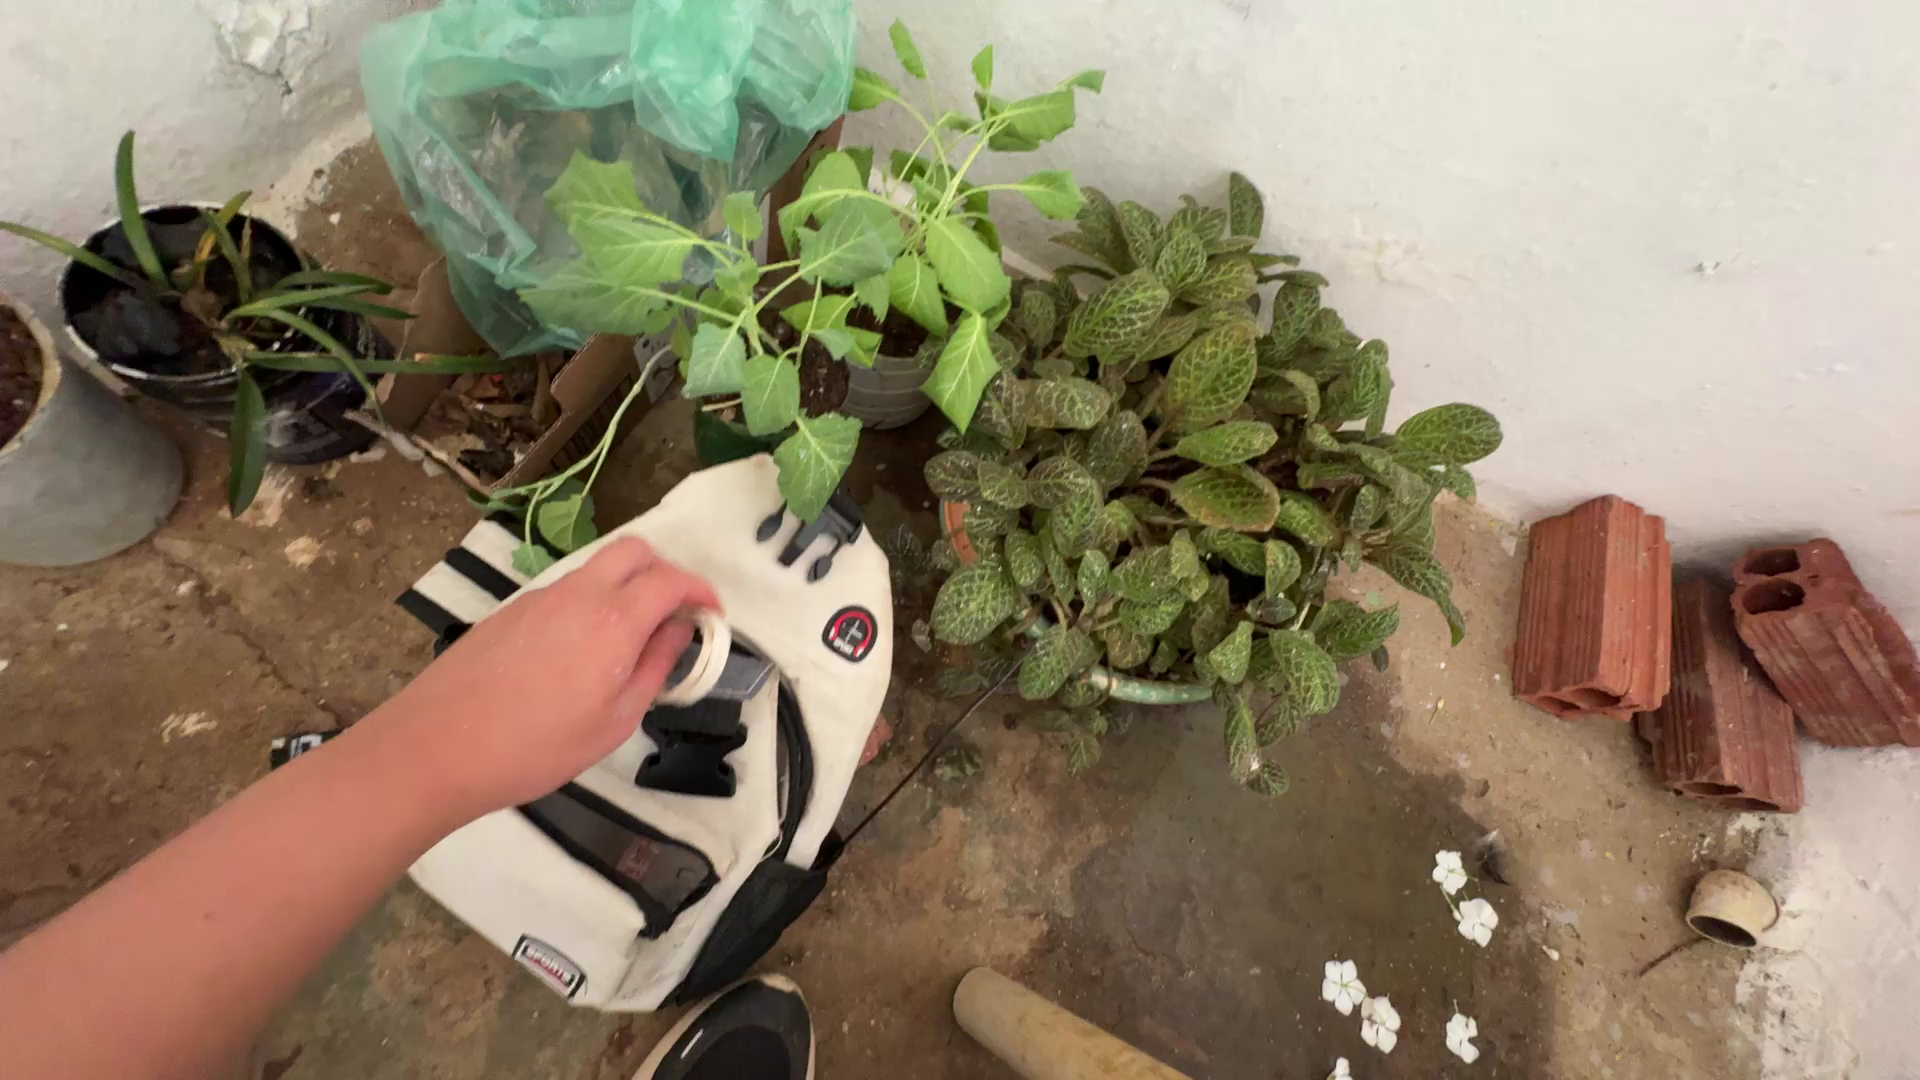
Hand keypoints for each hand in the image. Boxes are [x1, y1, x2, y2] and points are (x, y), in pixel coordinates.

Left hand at [365, 538, 720, 819]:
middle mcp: (579, 594)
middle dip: (665, 571)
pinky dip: (592, 602)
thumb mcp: (616, 720)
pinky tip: (579, 652)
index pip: (672, 580)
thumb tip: (678, 630)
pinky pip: (567, 589)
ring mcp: (540, 598)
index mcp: (614, 620)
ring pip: (598, 567)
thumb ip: (656, 667)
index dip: (701, 591)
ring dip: (627, 586)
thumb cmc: (536, 746)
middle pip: (635, 550)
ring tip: (627, 639)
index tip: (712, 615)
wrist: (430, 751)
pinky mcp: (511, 611)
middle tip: (673, 613)